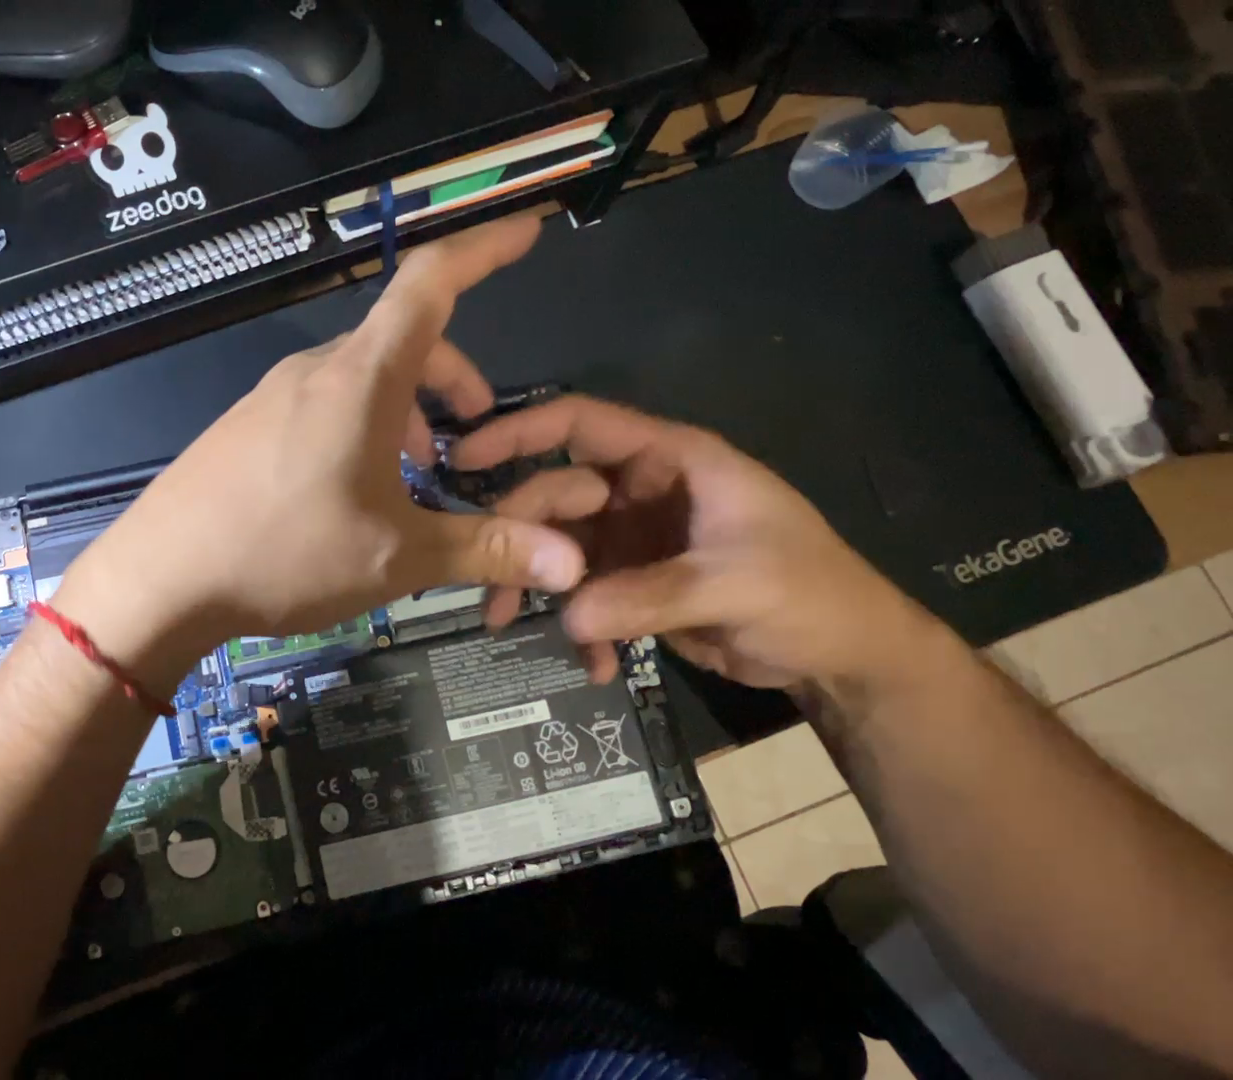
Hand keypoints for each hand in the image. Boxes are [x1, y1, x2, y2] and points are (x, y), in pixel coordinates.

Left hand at [54, 216, 589, 687]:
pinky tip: (354, 490)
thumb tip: (571, 561)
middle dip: (452, 375)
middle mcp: (313, 370)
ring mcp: (269, 397)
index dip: (485, 249)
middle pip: (401, 338)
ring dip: (404, 408)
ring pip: (359, 377)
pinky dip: (360, 426)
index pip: (432, 283)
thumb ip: (486, 549)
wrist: (161, 580)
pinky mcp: (243, 428)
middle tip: (474, 434)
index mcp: (360, 378)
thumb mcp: (397, 557)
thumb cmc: (285, 555)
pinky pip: (319, 404)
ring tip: (417, 472)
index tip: (526, 231)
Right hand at [451, 396, 934, 688]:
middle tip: (496, 585)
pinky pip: (580, 597)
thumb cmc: (812, 595)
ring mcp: (631, 540)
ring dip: (532, 588)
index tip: (463, 458)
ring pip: (555, 550)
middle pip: (553, 496)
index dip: (519, 432)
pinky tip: (594, 664)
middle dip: (521, 539)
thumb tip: (568, 614)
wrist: (843, 658)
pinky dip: (577, 628)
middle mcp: (639, 492)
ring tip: (507, 625)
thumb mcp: (738, 585)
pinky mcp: (629, 585)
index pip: (580, 425)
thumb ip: (651, 595)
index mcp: (670, 461)